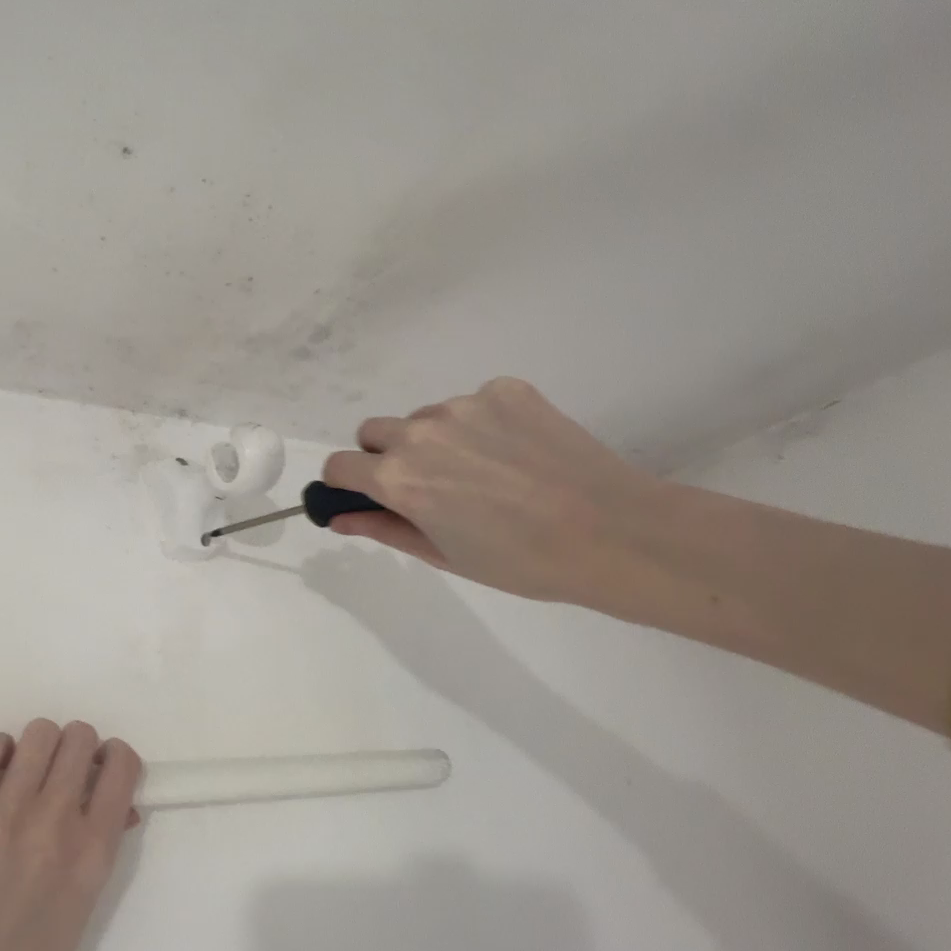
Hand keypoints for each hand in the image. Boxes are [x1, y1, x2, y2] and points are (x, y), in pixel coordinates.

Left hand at [0, 720, 142, 950]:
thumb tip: (114, 804)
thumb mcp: (82, 910)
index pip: (122, 763)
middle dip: (75, 749)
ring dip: (38, 747)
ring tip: (25, 775)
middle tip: (60, 774)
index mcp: (93, 854)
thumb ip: (99, 848)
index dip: (112, 758)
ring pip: (36, 733)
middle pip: (78, 736)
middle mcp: (53, 824)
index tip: (98, 770)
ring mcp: (0, 817)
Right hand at [322, 377, 666, 603]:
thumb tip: (340, 518)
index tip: (366, 496)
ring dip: (436, 440)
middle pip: (374, 432)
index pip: (339, 466)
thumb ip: (383, 528)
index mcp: (397, 478)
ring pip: (425, 418)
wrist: (611, 532)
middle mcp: (419, 433)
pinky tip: (515, 453)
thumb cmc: (520, 561)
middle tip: (429, 486)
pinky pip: (472, 403)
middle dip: (385, 456)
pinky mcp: (505, 390)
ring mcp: (464, 405)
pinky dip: (481, 424)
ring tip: (486, 472)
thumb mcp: (443, 554)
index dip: (347, 484)